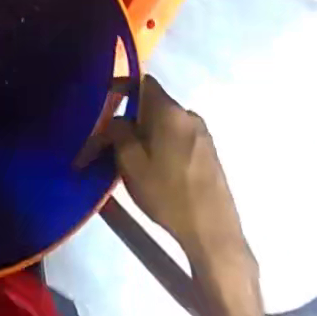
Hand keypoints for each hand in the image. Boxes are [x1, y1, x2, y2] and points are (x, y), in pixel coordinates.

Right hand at [104, 76, 249, 271]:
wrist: (212, 233)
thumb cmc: (167, 193)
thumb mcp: (129, 162)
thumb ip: (118, 130)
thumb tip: (118, 118)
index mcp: (170, 112)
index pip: (142, 82)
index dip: (120, 87)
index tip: (103, 104)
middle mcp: (189, 116)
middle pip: (153, 104)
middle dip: (131, 116)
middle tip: (111, 138)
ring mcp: (204, 135)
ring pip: (165, 122)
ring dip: (146, 132)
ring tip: (131, 157)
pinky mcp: (210, 154)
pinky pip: (178, 137)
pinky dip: (162, 144)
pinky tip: (154, 168)